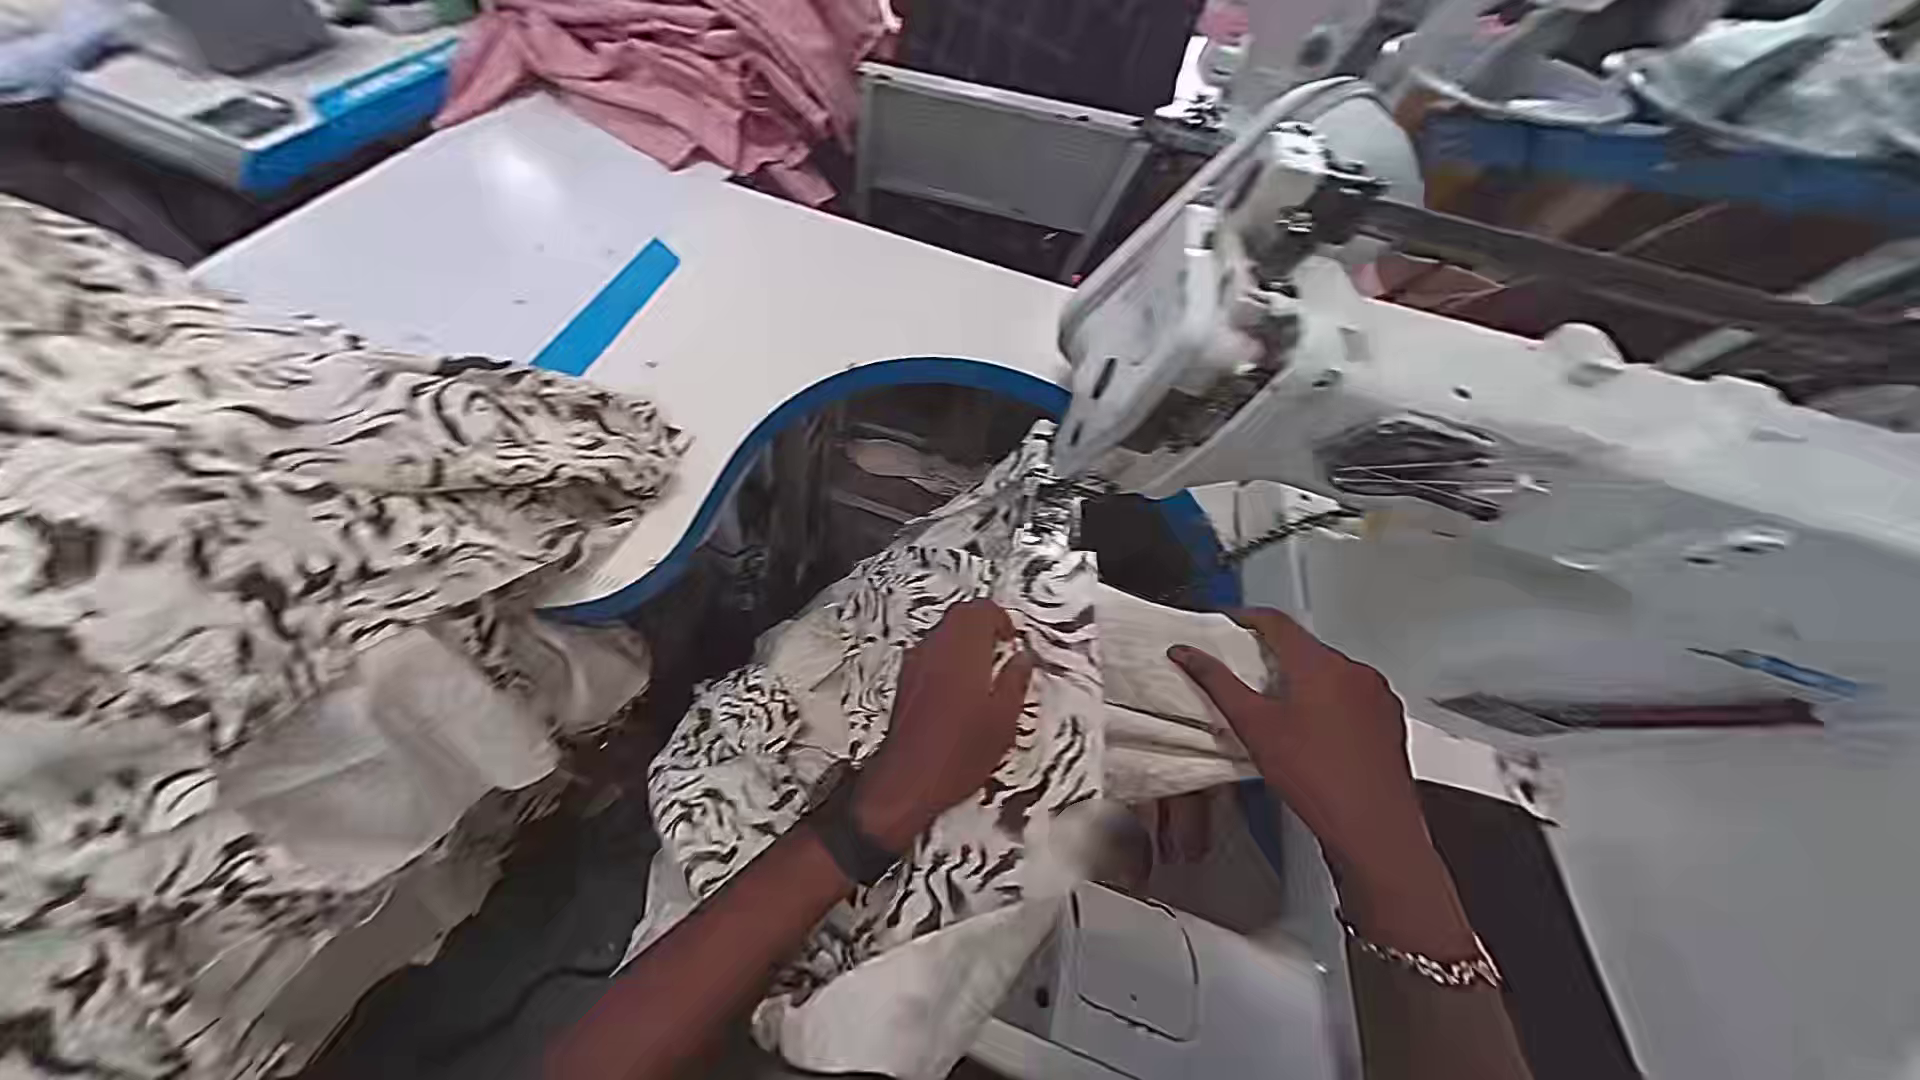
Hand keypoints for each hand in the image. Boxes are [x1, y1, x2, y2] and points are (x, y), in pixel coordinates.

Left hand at [856, 599, 1035, 850]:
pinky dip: (948, 655)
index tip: (1011, 637)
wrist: (909, 780)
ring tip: (984, 665)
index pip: (981, 610)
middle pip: (959, 614)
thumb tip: (1022, 660)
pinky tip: (960, 684)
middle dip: (982, 622)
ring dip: (964, 638)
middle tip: (1001, 642)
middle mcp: (935, 649)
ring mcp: (915, 663)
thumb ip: (1015, 681)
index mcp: (963, 650)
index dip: (1001, 618)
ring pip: (942, 631)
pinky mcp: (905, 680)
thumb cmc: (957, 753)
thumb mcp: (1003, 719)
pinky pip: (930, 651)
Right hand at [1166, 608, 1426, 880]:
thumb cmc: (1315, 778)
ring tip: (1276, 703)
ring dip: (1301, 676)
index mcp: (1320, 665)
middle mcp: (1355, 672)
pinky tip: (1311, 727)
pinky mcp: (1389, 721)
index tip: (1229, 621)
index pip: (1278, 622)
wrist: (1373, 830)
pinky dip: (1327, 697)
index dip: (1248, 617)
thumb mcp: (1252, 725)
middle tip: (1244, 666)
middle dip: (1272, 651)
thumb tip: (1186, 654)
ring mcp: (1377, 696)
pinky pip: (1351, 693)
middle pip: (1304, 646)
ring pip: (1329, 670)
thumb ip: (1216, 682)